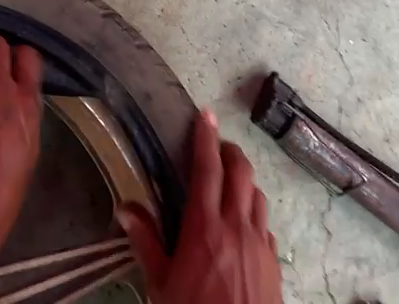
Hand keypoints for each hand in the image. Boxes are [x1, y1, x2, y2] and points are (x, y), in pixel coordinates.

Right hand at [119, 109, 283, 303]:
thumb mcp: (161, 285)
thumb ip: (146, 243)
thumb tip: (125, 208)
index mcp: (204, 226)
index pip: (207, 169)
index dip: (205, 137)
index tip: (205, 114)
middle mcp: (236, 226)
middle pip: (241, 172)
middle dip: (230, 151)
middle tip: (217, 145)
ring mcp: (260, 244)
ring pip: (258, 195)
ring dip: (245, 180)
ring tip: (231, 181)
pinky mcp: (274, 263)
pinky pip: (266, 224)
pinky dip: (255, 213)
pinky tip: (244, 224)